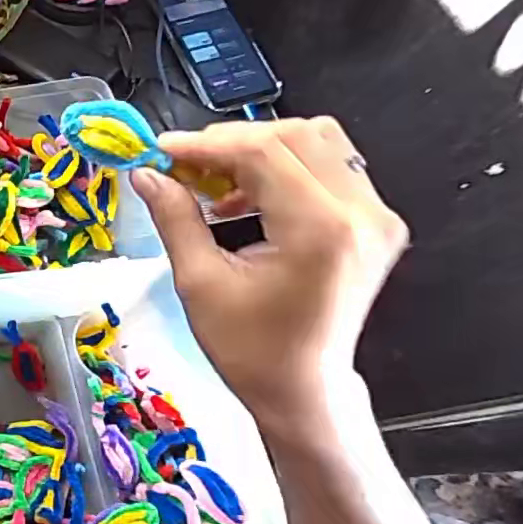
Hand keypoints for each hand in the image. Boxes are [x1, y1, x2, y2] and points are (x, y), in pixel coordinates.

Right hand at [130, 117, 408, 428]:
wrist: (301, 388)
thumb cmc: (248, 348)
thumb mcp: (200, 283)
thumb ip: (175, 219)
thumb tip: (146, 176)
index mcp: (319, 232)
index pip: (263, 153)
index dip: (206, 144)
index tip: (163, 150)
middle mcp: (361, 214)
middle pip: (295, 135)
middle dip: (232, 141)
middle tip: (185, 165)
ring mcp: (376, 216)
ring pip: (318, 142)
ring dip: (260, 150)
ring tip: (215, 181)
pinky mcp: (374, 222)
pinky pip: (329, 167)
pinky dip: (283, 169)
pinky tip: (246, 199)